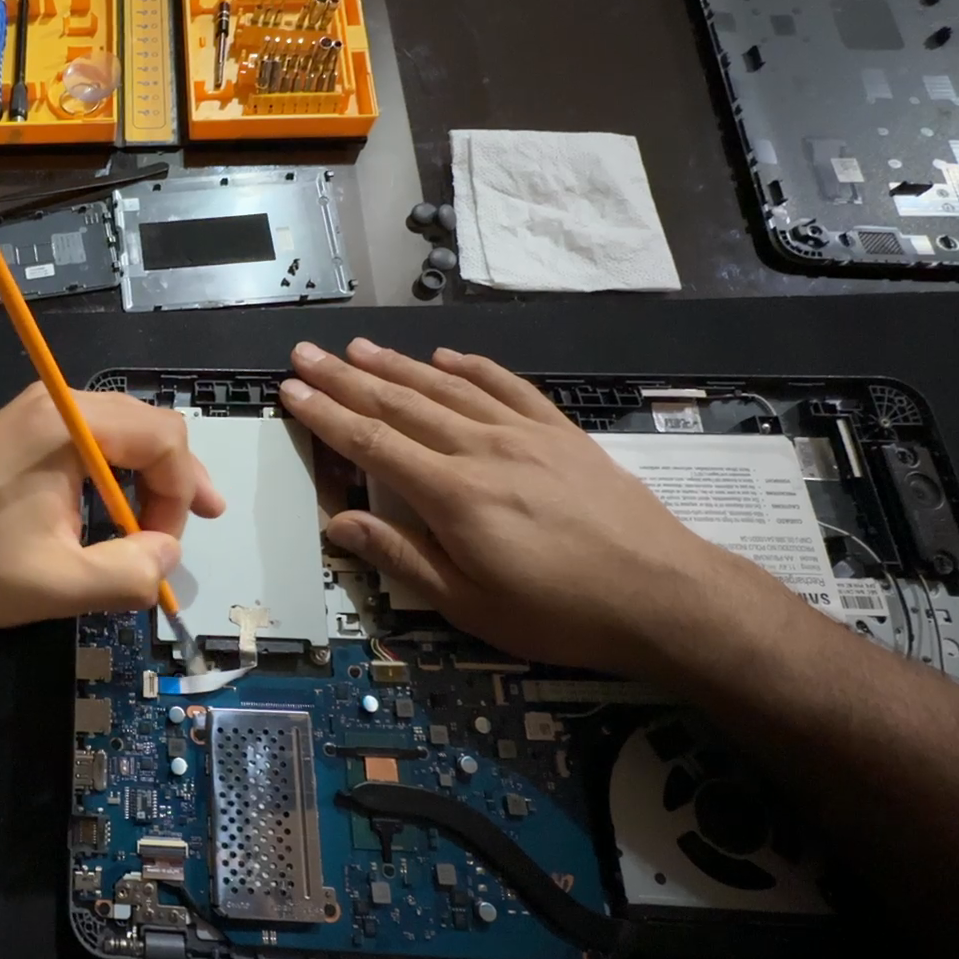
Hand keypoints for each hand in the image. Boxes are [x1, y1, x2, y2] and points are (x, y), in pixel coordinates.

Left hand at [0, 383, 225, 629]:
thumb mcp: (60, 584)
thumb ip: (130, 574)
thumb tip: (169, 555)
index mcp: (65, 426)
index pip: (162, 438)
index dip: (181, 492)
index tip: (165, 547)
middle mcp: (53, 403)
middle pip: (146, 424)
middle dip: (173, 478)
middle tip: (193, 523)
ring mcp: (33, 411)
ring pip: (121, 429)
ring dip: (147, 474)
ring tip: (156, 521)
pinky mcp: (19, 429)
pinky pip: (89, 438)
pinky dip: (115, 470)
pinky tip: (113, 505)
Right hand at [280, 339, 784, 674]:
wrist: (667, 599)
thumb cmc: (557, 611)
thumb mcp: (465, 602)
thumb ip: (398, 555)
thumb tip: (338, 523)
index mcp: (452, 493)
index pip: (371, 442)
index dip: (324, 415)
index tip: (291, 390)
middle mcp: (481, 449)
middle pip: (400, 403)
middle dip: (344, 377)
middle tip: (306, 353)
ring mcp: (525, 435)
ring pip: (446, 388)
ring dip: (397, 364)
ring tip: (356, 347)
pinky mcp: (561, 433)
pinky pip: (508, 388)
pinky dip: (472, 368)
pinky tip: (446, 357)